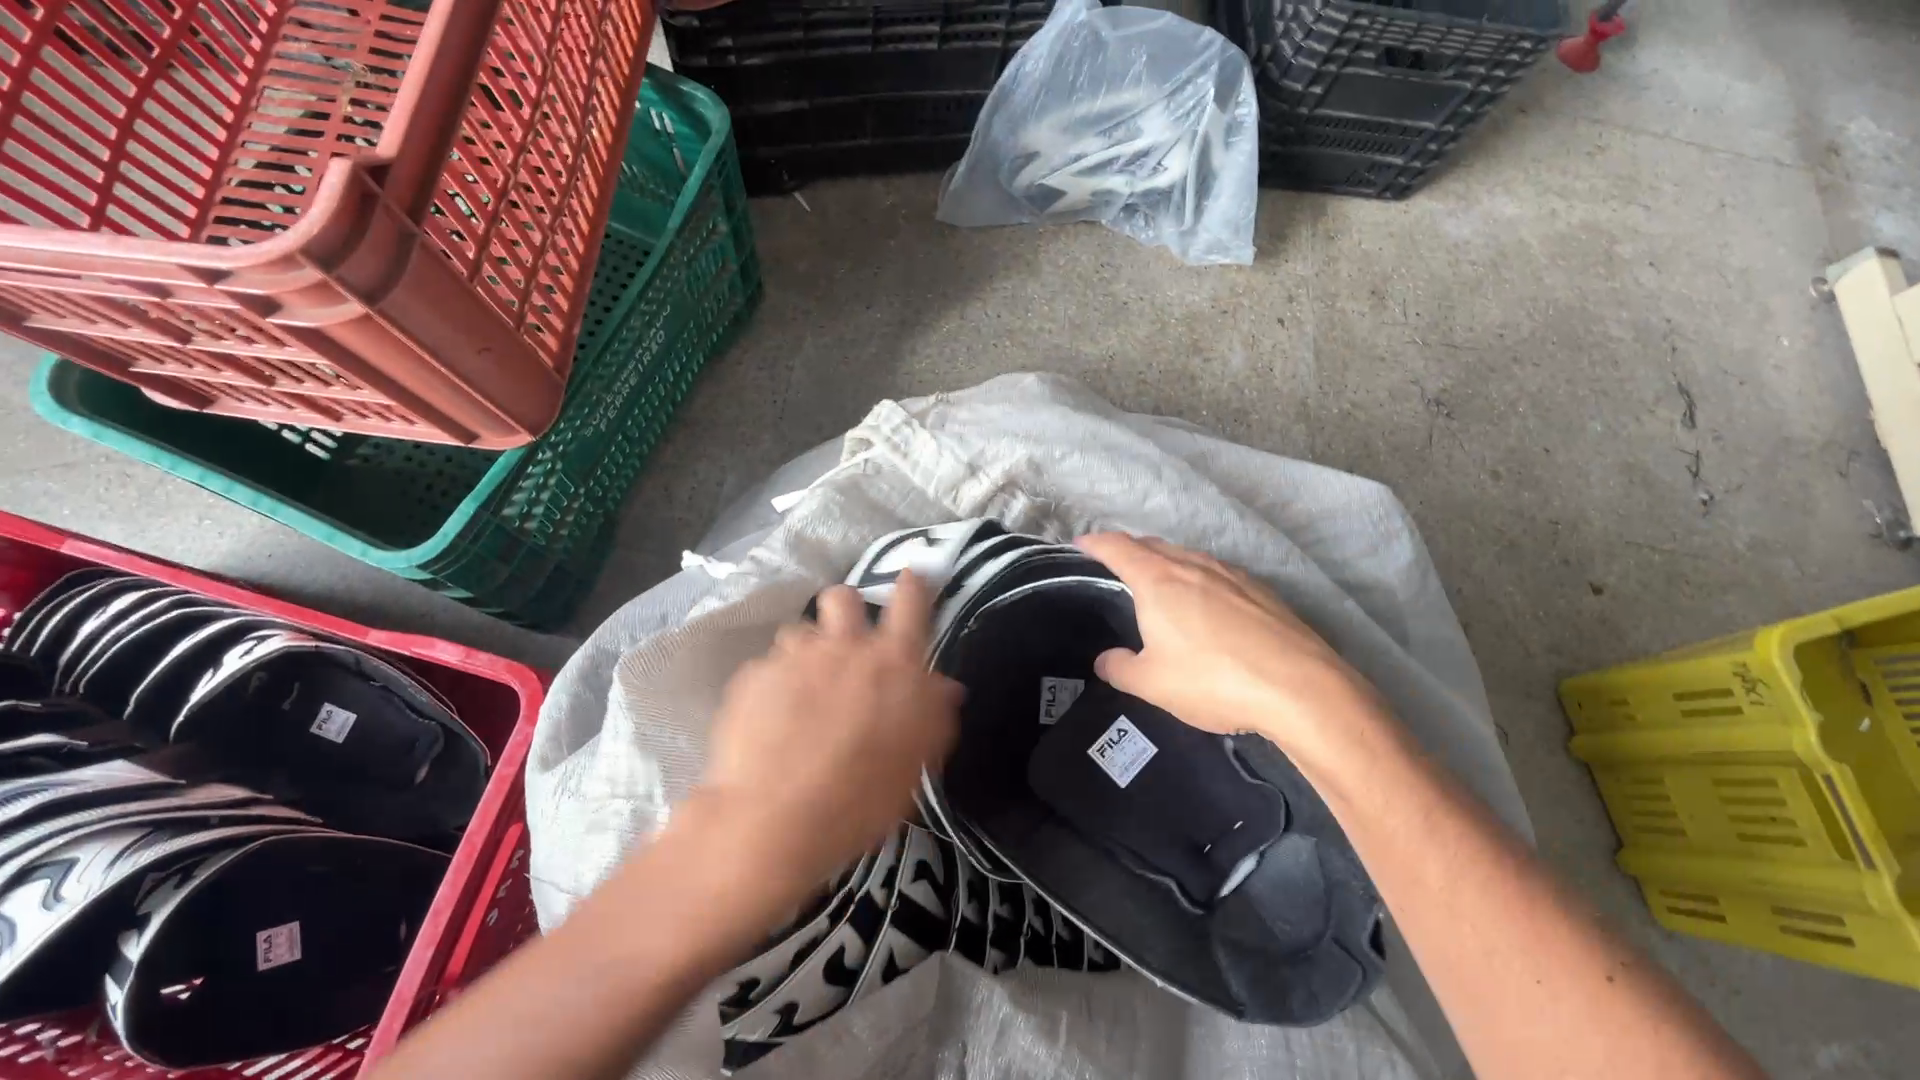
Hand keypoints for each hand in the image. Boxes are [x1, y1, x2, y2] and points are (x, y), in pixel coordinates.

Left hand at [690, 571, 960, 917]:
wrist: (774, 817)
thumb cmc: (861, 798)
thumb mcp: (915, 763)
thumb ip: (932, 715)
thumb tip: (944, 687)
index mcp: (893, 664)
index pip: (911, 601)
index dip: (914, 585)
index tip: (912, 576)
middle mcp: (843, 647)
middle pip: (845, 596)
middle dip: (847, 609)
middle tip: (847, 643)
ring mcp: (792, 658)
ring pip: (800, 631)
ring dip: (806, 652)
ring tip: (803, 690)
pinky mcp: (752, 676)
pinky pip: (768, 667)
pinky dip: (774, 686)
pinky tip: (771, 721)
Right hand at [1074, 533, 1391, 769]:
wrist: (1299, 687)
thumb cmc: (1213, 680)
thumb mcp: (1151, 684)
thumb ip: (1120, 668)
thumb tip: (1105, 659)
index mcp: (1159, 580)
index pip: (1118, 547)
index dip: (1095, 543)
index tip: (1080, 544)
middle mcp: (1194, 566)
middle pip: (1154, 545)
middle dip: (1131, 549)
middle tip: (1115, 564)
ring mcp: (1232, 575)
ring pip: (1189, 557)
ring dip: (1167, 562)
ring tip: (1159, 581)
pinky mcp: (1262, 591)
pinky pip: (1217, 573)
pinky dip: (1199, 578)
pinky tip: (1206, 603)